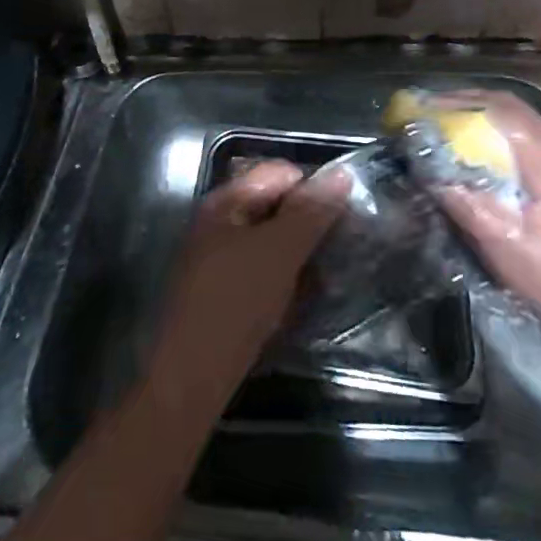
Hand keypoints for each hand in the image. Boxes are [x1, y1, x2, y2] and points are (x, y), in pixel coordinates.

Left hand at [145, 161, 347, 410]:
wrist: (194, 368)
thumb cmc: (236, 300)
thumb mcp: (278, 251)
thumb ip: (309, 212)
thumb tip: (341, 173)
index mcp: (225, 202)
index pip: (277, 173)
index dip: (313, 187)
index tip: (346, 215)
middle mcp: (219, 222)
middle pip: (275, 206)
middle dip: (310, 223)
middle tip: (346, 245)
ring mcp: (221, 256)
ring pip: (272, 240)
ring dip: (302, 253)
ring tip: (332, 272)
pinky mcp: (227, 289)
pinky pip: (265, 269)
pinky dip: (287, 277)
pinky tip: (306, 296)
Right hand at [421, 91, 540, 355]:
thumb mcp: (501, 242)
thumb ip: (463, 200)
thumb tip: (423, 165)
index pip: (504, 111)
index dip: (459, 102)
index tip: (422, 106)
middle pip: (511, 108)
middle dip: (464, 102)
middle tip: (424, 110)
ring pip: (518, 120)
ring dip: (477, 115)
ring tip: (439, 123)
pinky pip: (522, 137)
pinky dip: (491, 132)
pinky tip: (470, 148)